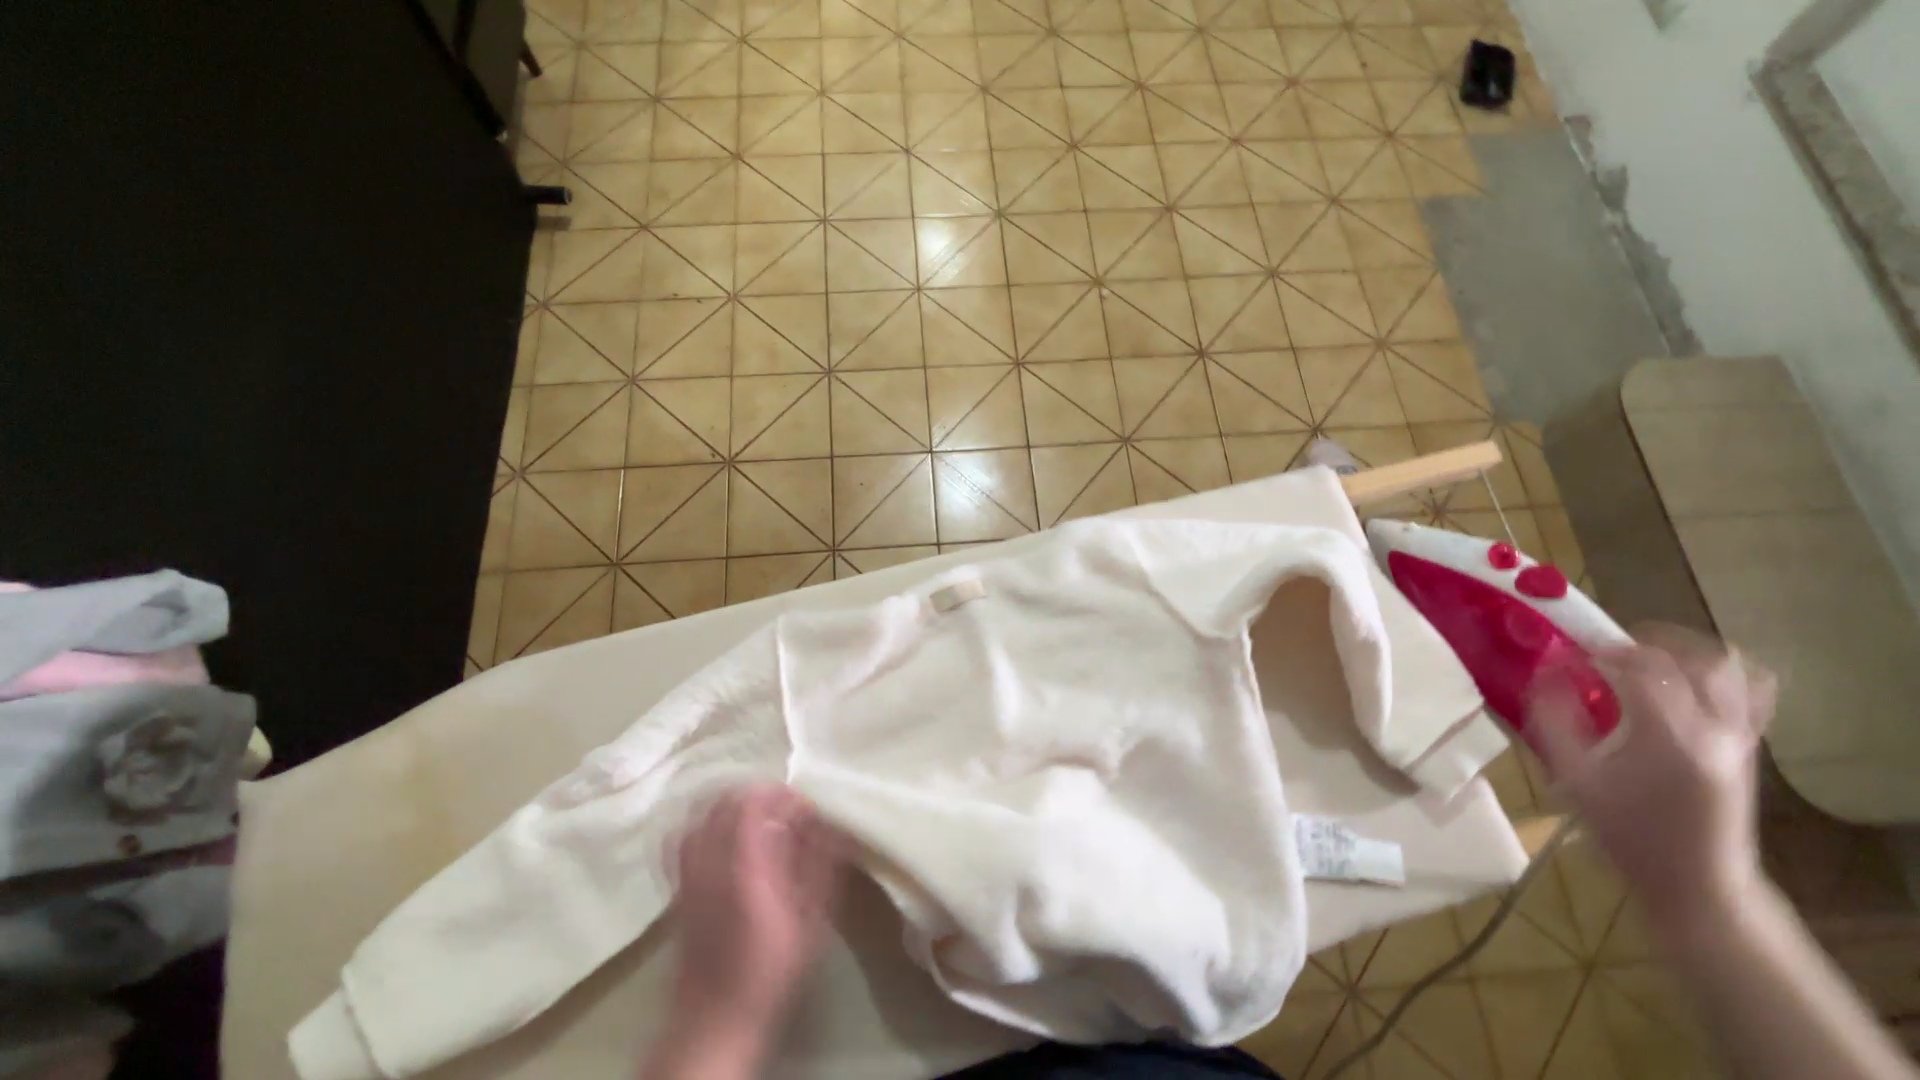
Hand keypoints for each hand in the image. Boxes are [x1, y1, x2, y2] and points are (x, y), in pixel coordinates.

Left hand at [671, 785, 847, 1035]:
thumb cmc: (772, 969)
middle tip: (786, 808)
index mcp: (745, 866)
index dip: (781, 794)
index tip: (806, 807)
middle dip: (758, 794)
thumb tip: (830, 826)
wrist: (716, 1016)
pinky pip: (683, 836)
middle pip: (725, 801)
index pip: (754, 803)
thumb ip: (820, 866)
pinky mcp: (678, 885)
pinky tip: (721, 833)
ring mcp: (688, 871)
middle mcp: (709, 861)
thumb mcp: (812, 919)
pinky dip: (703, 823)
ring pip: (701, 813)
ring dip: (730, 805)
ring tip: (757, 814)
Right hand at [1528, 626, 1776, 927]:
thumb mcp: (1576, 779)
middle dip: (1647, 643)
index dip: (1604, 650)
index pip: (1642, 666)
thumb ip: (1554, 720)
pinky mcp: (1749, 746)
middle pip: (1692, 657)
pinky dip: (1718, 675)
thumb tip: (1545, 672)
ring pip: (1730, 669)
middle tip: (1609, 653)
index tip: (1572, 655)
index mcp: (1670, 735)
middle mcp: (1715, 727)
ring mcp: (1740, 736)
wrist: (1698, 883)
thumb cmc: (1628, 834)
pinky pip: (1750, 692)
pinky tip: (1684, 684)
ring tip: (1649, 661)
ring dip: (1686, 654)